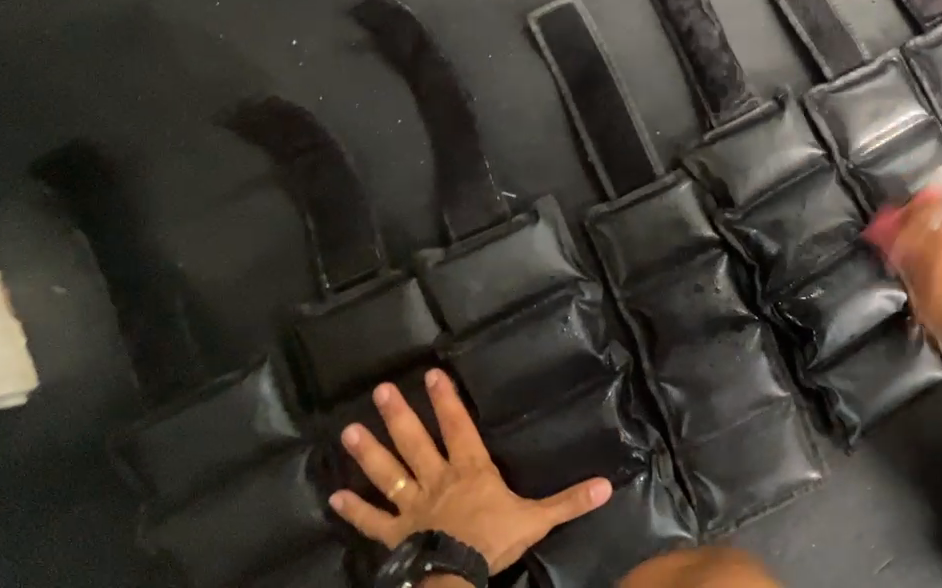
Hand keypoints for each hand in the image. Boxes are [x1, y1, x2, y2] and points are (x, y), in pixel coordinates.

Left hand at [329, 369, 612, 572]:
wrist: (454, 580)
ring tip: (349, 430)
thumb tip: (607, 485)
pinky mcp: (394, 534)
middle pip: (415, 443)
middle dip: (399, 416)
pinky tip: (334, 496)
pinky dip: (353, 509)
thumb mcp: (537, 519)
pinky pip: (371, 520)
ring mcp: (411, 507)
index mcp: (471, 470)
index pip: (458, 427)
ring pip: (388, 474)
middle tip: (381, 391)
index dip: (447, 400)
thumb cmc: (493, 543)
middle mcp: (437, 480)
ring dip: (369, 453)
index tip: (432, 374)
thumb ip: (569, 500)